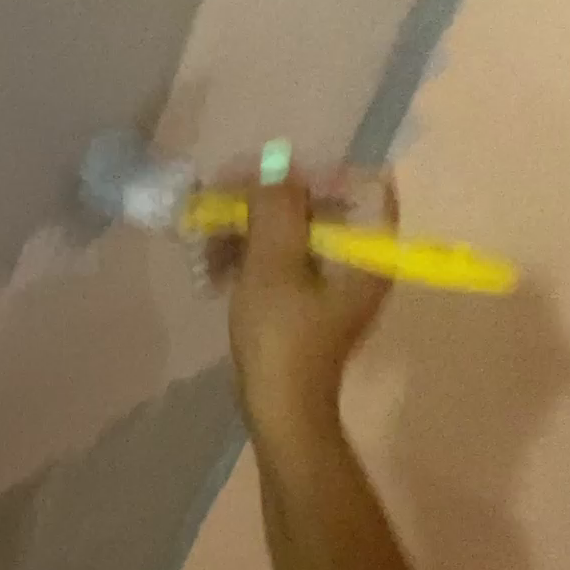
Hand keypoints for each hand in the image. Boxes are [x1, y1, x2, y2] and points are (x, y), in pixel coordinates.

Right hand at [224, 175, 397, 429]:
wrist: (279, 405)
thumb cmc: (280, 336)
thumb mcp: (272, 266)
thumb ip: (275, 208)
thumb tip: (274, 163)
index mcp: (368, 246)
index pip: (357, 181)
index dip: (308, 173)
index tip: (257, 181)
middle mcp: (359, 256)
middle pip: (315, 205)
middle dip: (260, 205)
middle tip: (212, 208)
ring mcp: (333, 279)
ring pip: (289, 233)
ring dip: (243, 232)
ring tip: (201, 247)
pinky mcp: (307, 298)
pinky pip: (280, 260)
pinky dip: (247, 258)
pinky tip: (211, 270)